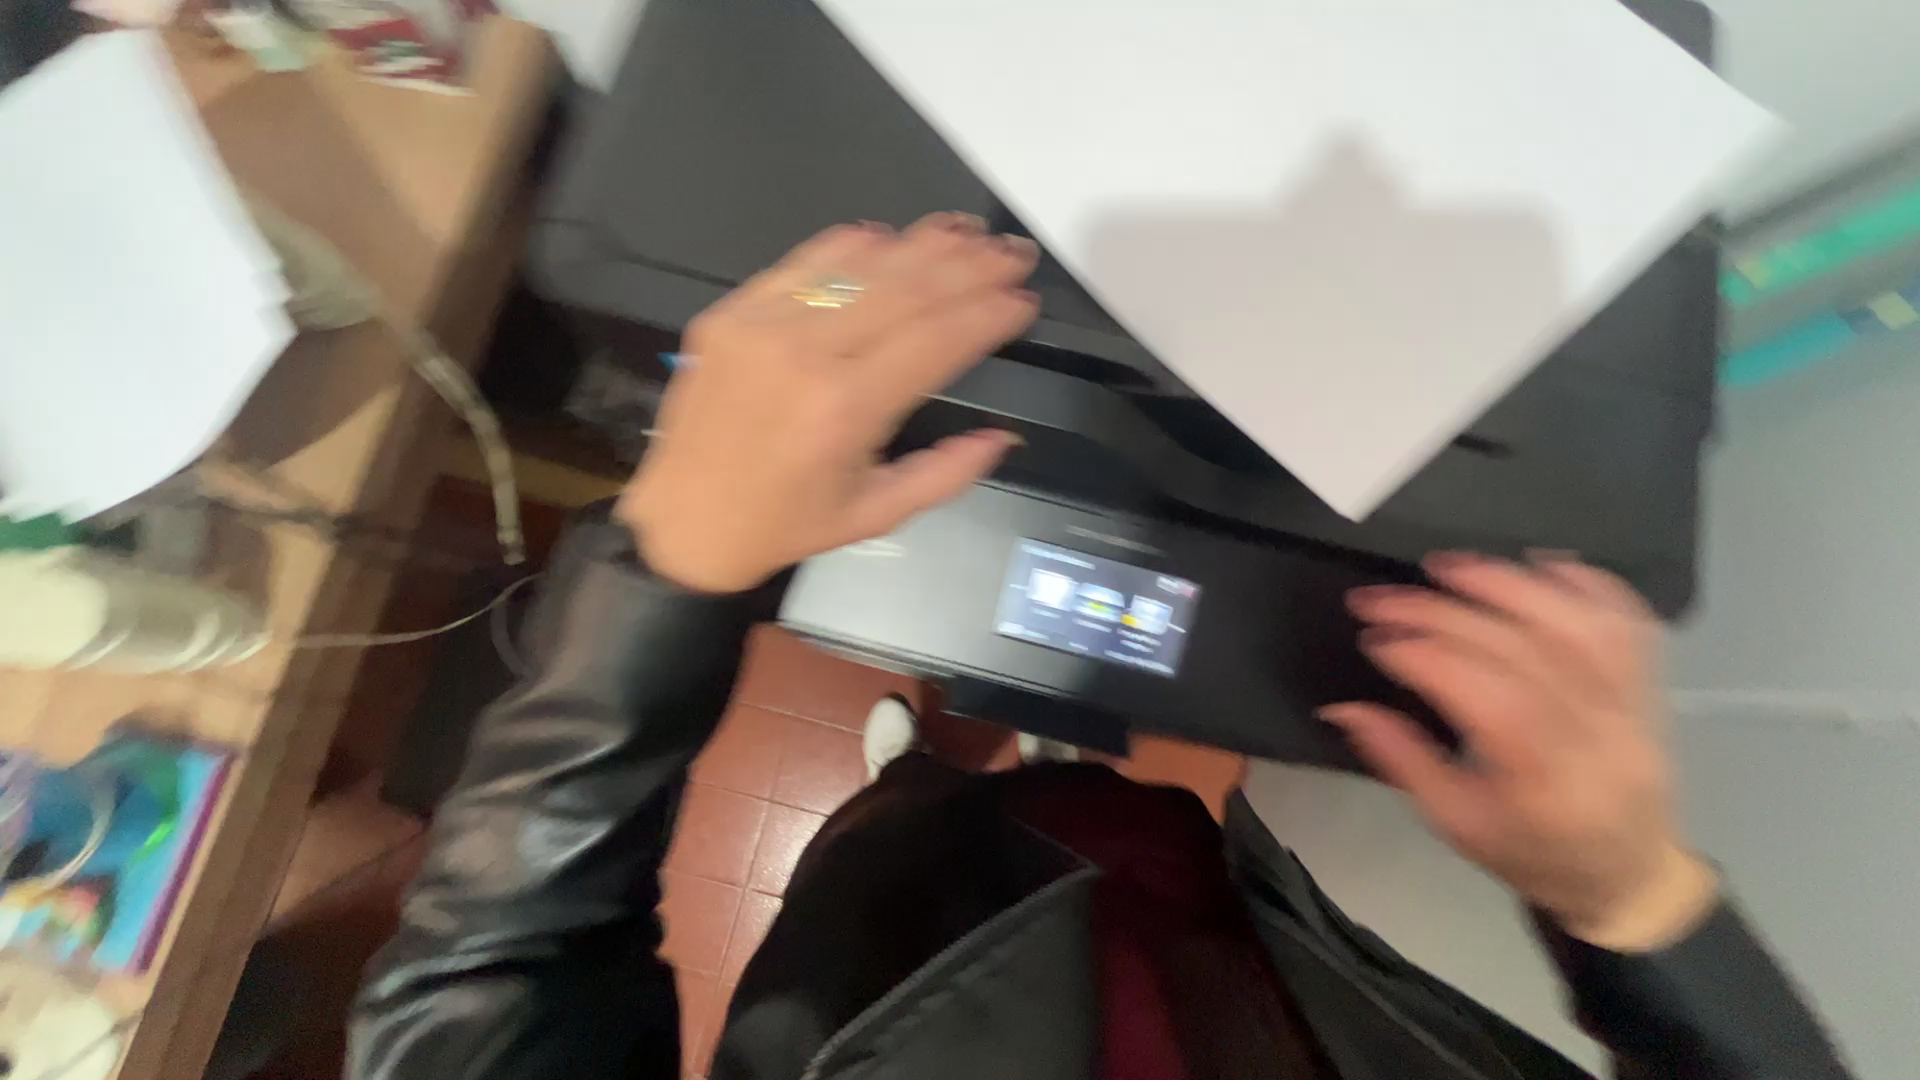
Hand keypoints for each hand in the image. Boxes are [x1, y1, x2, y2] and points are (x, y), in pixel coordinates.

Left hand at [618, 213, 1040, 593]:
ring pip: (861, 264)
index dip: (988, 313)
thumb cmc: (785, 525)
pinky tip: (895, 237)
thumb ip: (947, 474)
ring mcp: (762, 323)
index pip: (938, 339)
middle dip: (972, 266)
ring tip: (969, 232)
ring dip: (924, 243)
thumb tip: (1004, 436)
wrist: (683, 522)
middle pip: (908, 288)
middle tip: (1014, 252)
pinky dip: (856, 243)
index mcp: (846, 411)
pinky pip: (806, 260)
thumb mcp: (875, 515)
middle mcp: (806, 354)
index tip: (1024, 299)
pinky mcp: (732, 311)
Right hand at [1323, 553, 1718, 950]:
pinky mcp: (1648, 687)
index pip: (1490, 696)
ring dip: (1506, 583)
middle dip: (1438, 612)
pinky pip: (1628, 622)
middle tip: (1377, 598)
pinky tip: (1535, 563)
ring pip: (1577, 624)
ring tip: (1444, 565)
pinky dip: (1585, 582)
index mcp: (1549, 779)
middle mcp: (1600, 734)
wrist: (1625, 875)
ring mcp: (1633, 705)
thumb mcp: (1451, 821)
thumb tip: (1341, 707)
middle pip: (1521, 648)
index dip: (1424, 655)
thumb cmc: (1528, 852)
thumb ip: (1398, 757)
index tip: (1371, 637)